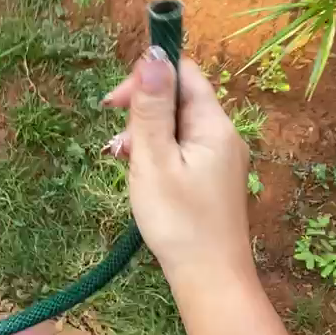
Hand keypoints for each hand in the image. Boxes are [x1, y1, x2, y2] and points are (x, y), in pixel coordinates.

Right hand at [104, 47, 252, 286]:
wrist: (209, 279)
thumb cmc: (178, 221)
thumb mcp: (154, 160)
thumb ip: (151, 108)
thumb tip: (151, 55)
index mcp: (213, 124)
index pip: (183, 73)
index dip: (147, 77)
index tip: (112, 104)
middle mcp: (224, 135)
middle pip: (179, 99)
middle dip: (142, 112)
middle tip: (118, 146)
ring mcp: (221, 158)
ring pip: (177, 127)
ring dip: (146, 136)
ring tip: (126, 164)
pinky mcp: (214, 179)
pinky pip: (183, 150)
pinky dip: (158, 155)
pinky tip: (143, 177)